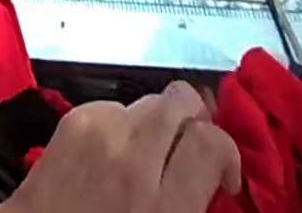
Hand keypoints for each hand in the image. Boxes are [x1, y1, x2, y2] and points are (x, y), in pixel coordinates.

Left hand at [0, 82, 241, 212]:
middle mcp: (134, 157)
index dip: (227, 151)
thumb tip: (213, 177)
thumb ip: (189, 203)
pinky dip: (123, 123)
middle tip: (192, 147)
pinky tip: (114, 152)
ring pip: (148, 99)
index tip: (224, 175)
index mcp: (163, 204)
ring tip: (149, 154)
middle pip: (180, 99)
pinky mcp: (74, 116)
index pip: (211, 142)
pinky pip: (115, 105)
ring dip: (157, 122)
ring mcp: (100, 129)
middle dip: (195, 118)